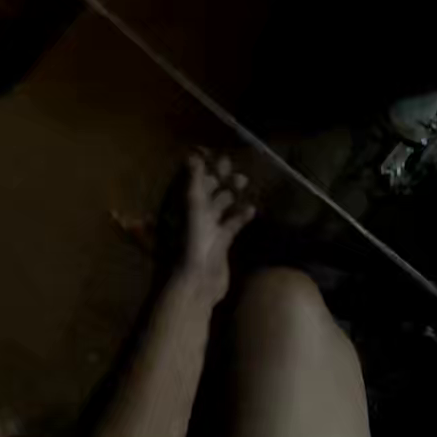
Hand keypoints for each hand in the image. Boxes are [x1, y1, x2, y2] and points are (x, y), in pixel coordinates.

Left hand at [171, 153, 255, 305]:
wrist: (199, 282)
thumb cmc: (193, 243)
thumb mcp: (193, 208)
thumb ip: (195, 183)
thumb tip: (193, 156)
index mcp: (185, 207)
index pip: (194, 181)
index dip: (204, 168)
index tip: (218, 155)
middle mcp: (195, 216)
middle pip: (208, 192)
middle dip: (220, 178)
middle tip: (234, 167)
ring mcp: (209, 230)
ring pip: (221, 206)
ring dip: (231, 194)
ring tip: (244, 182)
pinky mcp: (223, 243)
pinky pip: (232, 224)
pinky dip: (241, 215)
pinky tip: (251, 209)